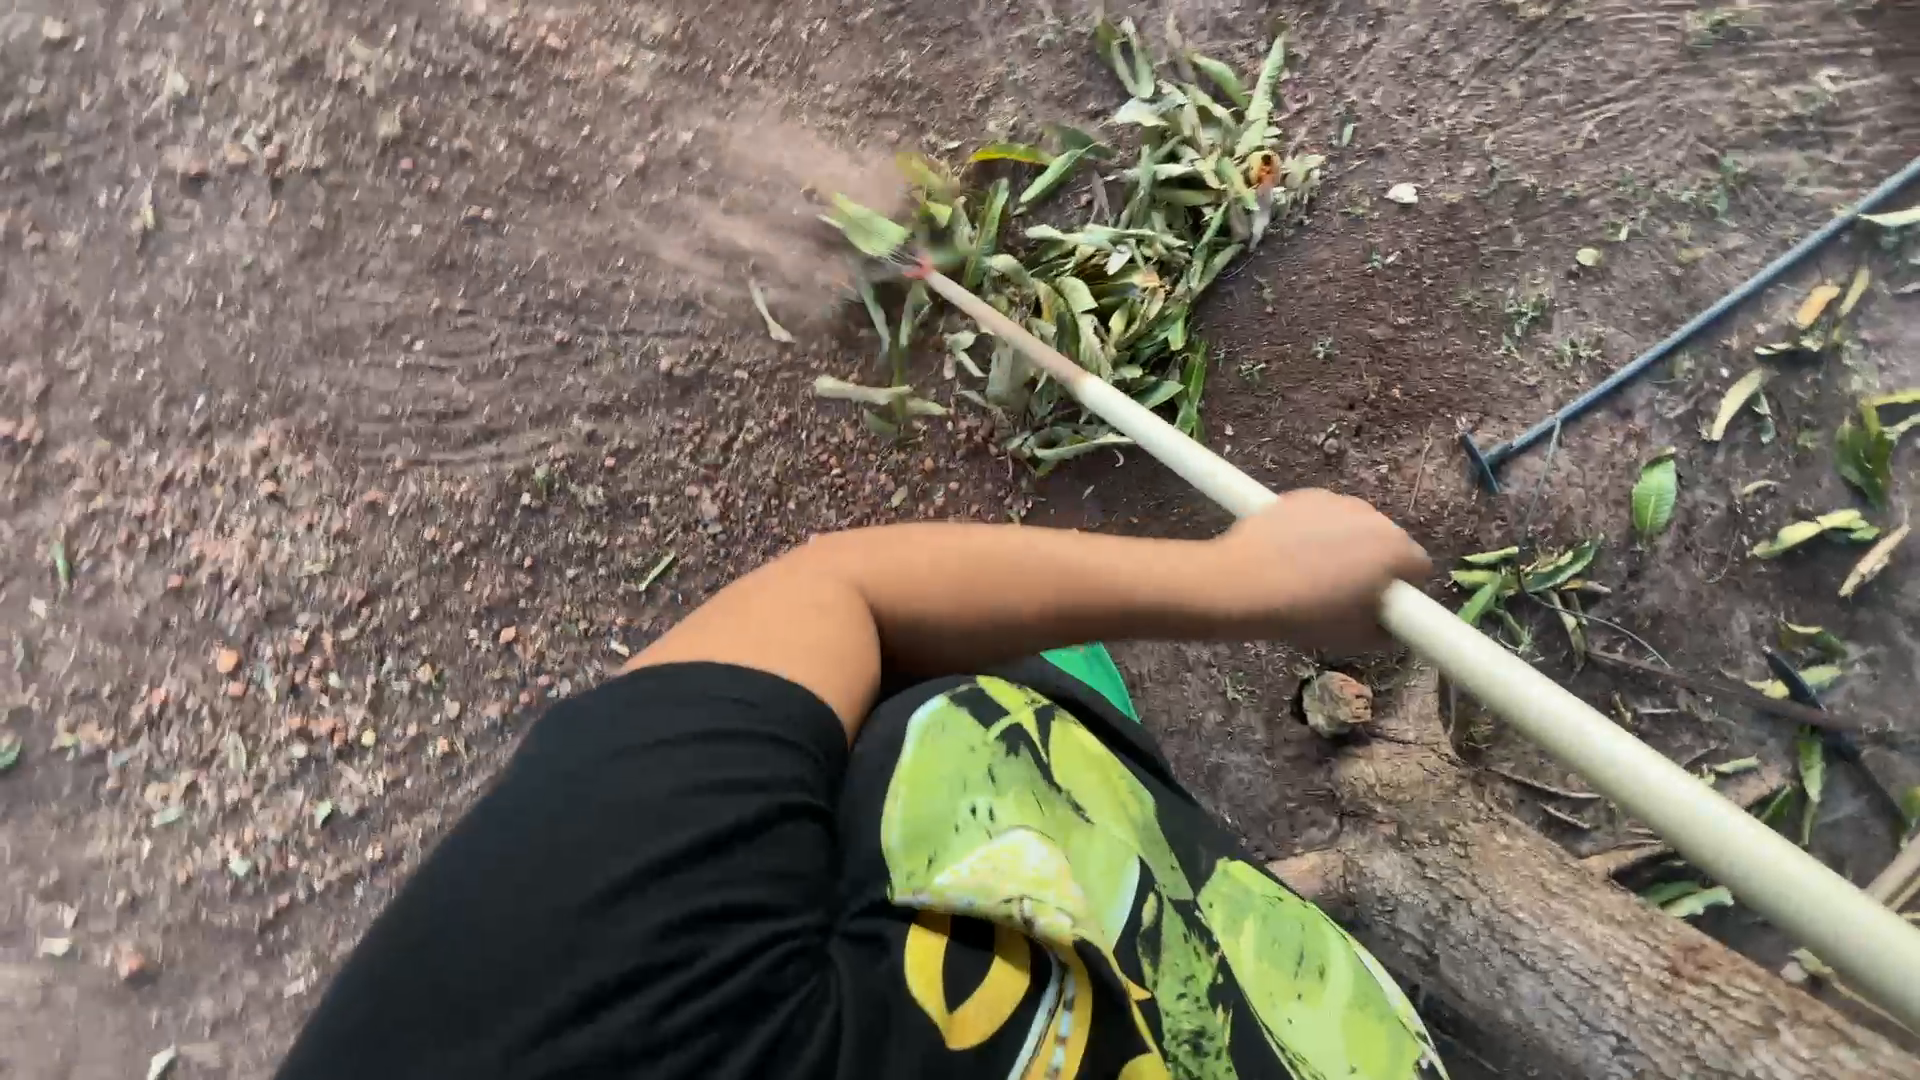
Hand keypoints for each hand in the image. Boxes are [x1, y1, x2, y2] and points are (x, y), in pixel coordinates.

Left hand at [1198, 489, 1430, 653]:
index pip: (1418, 567)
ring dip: (1344, 541)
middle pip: (1386, 540)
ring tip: (1310, 568)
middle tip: (1342, 588)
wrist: (1240, 584)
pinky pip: (1321, 514)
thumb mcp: (1355, 637)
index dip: (1401, 587)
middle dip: (1373, 561)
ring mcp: (1334, 500)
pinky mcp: (1301, 495)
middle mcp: (1372, 516)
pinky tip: (1291, 549)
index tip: (1379, 603)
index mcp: (1395, 550)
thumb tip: (1389, 624)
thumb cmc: (1303, 613)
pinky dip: (1314, 527)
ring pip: (1353, 524)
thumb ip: (1387, 630)